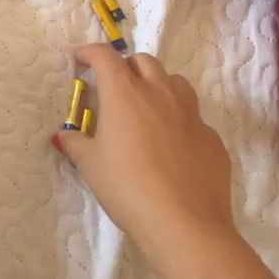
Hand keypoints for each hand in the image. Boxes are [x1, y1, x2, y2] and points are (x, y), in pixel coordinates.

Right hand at [55, 46, 273, 278]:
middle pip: (144, 61)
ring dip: (159, 85)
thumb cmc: (128, 187)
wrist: (186, 226)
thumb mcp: (91, 165)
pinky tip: (174, 146)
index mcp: (124, 92)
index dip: (90, 52)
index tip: (81, 59)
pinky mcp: (213, 140)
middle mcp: (159, 93)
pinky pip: (195, 119)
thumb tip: (65, 137)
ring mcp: (191, 115)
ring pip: (176, 82)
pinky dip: (181, 122)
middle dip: (127, 66)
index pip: (104, 56)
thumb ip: (77, 144)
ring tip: (149, 106)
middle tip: (116, 87)